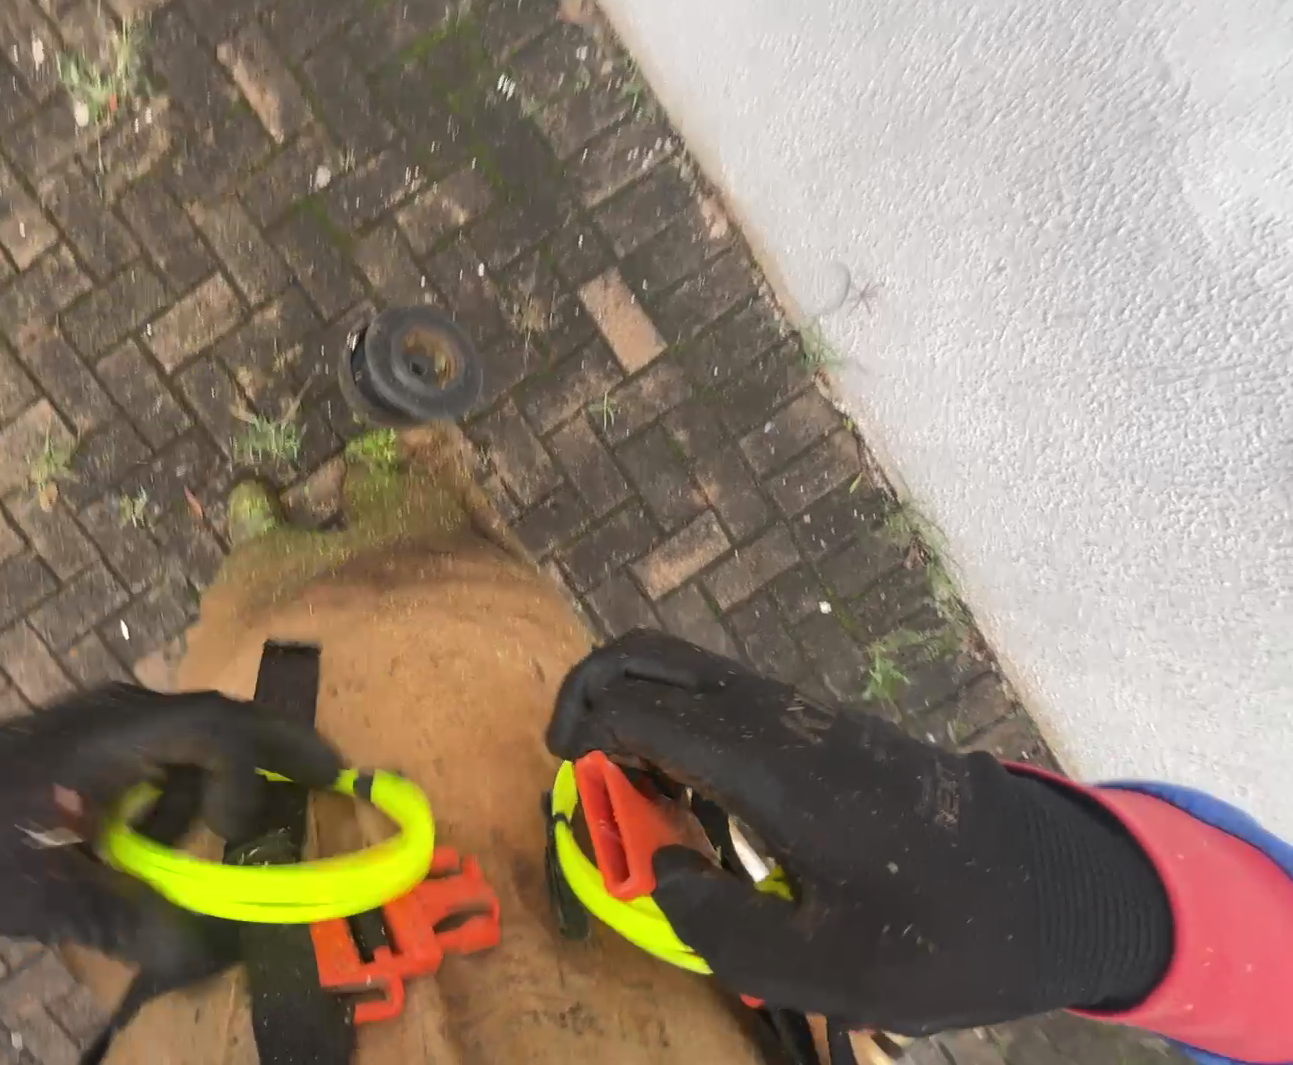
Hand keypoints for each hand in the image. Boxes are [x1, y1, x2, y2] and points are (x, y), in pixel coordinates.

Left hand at [0, 684, 341, 975]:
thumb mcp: (57, 900)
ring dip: (225, 775)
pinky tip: (171, 822)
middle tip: (335, 770)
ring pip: (202, 728)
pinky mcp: (110, 724)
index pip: (209, 728)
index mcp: (113, 740)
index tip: (236, 831)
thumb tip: (217, 953)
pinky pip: (175, 741)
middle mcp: (125, 710)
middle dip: (283, 739)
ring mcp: (117, 711)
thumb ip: (138, 923)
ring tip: (215, 831)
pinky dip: (197, 777)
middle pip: (223, 711)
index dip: (245, 772)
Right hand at [547, 630, 1172, 1033]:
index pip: (636, 709)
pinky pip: (700, 684)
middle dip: (585, 687)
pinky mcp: (798, 712)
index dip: (584, 732)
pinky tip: (676, 777)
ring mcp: (784, 704)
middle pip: (641, 653)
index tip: (568, 771)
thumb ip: (719, 930)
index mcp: (764, 766)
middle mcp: (764, 713)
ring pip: (669, 659)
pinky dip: (659, 709)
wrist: (1059, 881)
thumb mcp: (836, 975)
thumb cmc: (950, 931)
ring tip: (621, 771)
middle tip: (571, 748)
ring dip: (622, 697)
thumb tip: (663, 865)